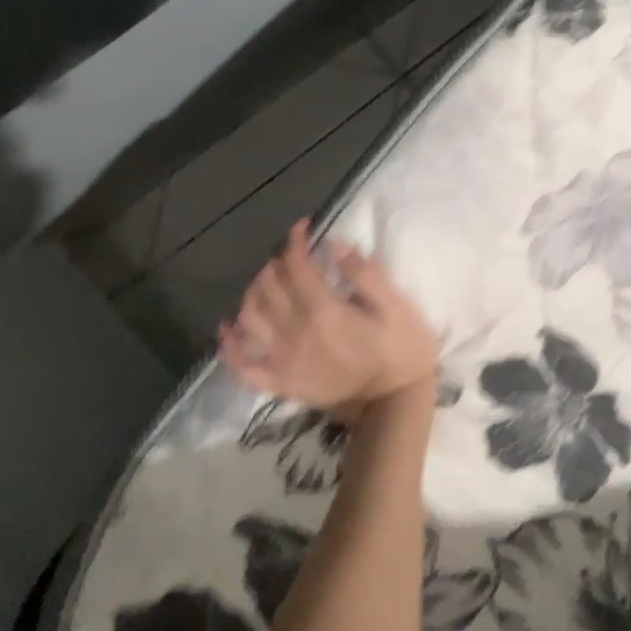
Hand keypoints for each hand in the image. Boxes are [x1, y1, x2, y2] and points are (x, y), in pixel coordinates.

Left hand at [219, 218, 438, 407]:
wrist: (395, 403)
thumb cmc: (402, 348)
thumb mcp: (396, 304)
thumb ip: (364, 273)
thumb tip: (333, 244)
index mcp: (324, 310)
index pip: (297, 266)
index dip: (295, 241)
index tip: (302, 227)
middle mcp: (295, 332)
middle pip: (269, 288)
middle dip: (274, 264)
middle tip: (288, 256)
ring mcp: (283, 361)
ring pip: (250, 319)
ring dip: (252, 293)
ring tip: (265, 283)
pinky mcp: (280, 384)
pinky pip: (243, 365)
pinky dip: (229, 346)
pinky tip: (228, 328)